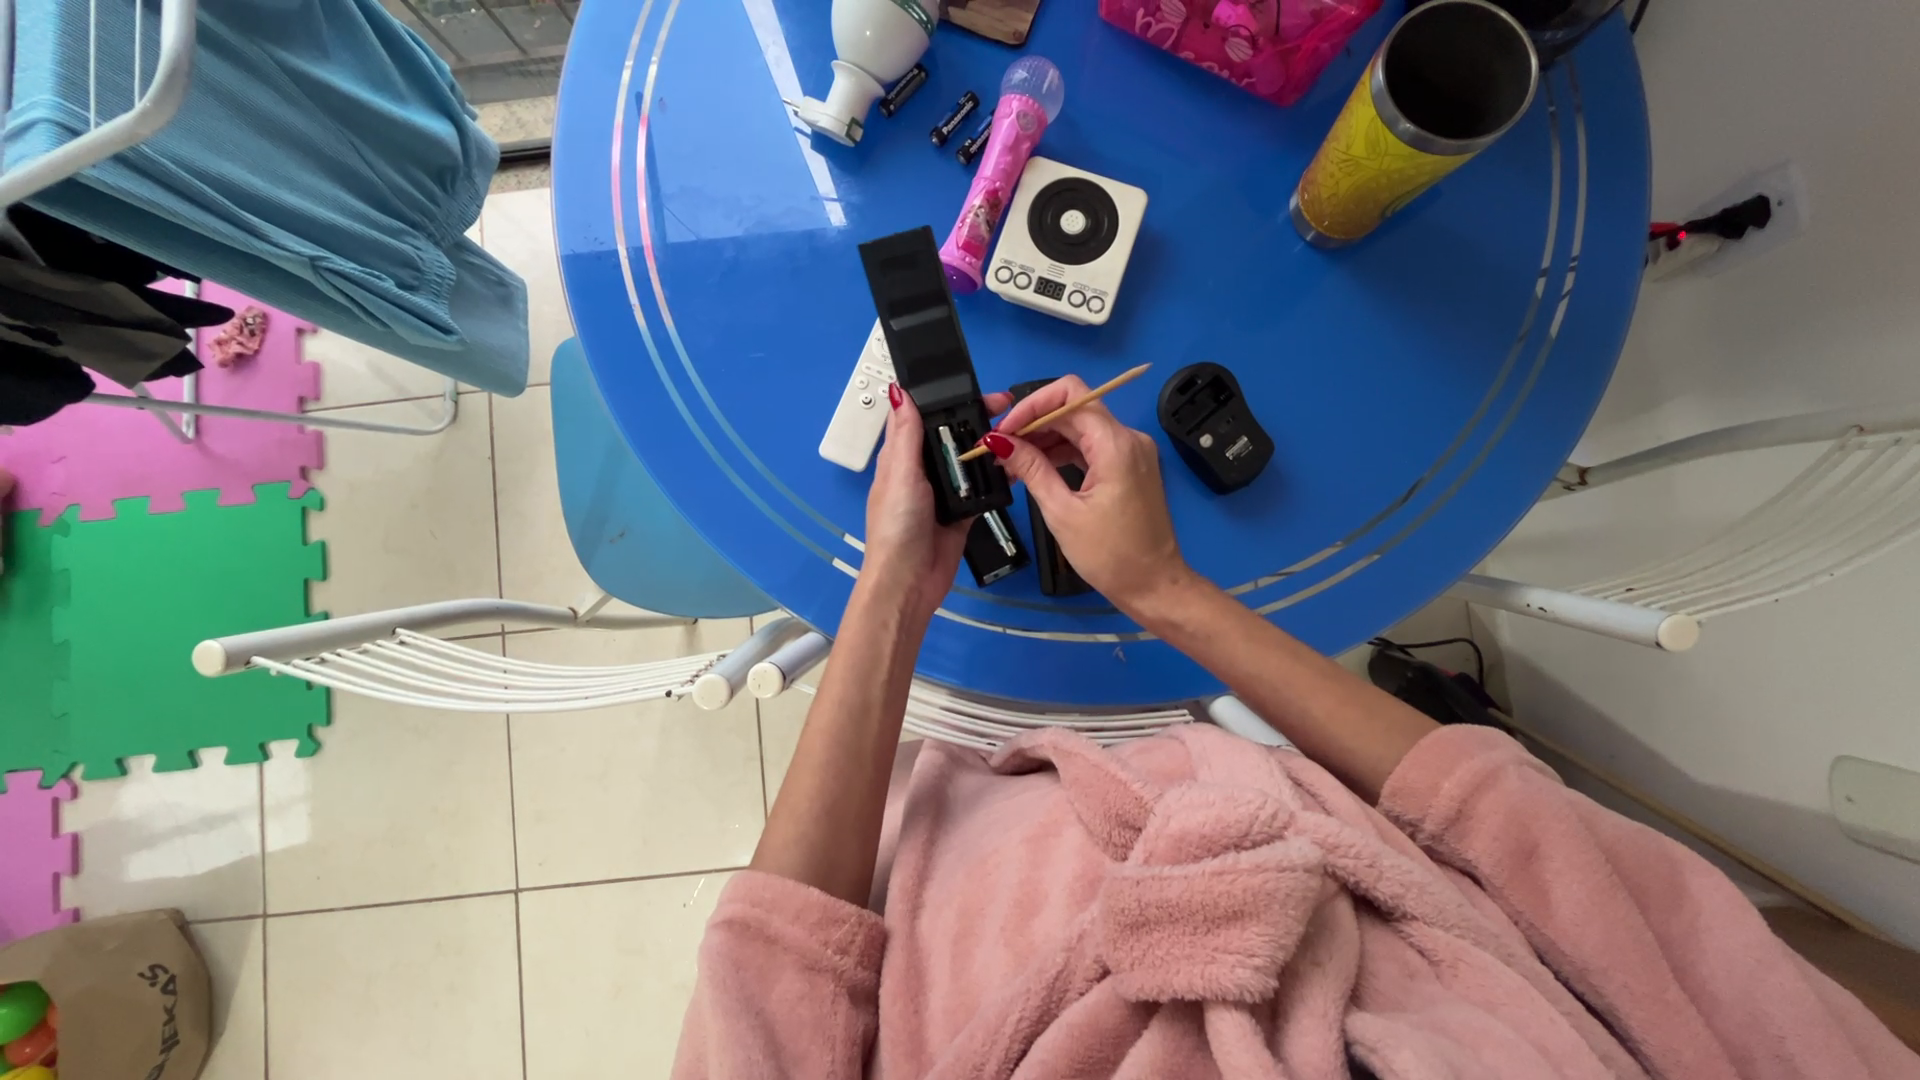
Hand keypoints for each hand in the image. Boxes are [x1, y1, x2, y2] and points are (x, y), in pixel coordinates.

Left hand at [861, 384, 1013, 618]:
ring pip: (969, 461)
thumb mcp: (900, 474)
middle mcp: (922, 471)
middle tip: (1008, 407)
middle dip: (976, 420)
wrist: (910, 583)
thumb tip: (898, 390)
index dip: (945, 398)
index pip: (923, 418)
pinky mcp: (963, 513)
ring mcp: (944, 492)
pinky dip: (997, 477)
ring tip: (1019, 431)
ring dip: (989, 447)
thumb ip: (906, 435)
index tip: (975, 386)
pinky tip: (1016, 464)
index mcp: (901, 457)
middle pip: (951, 437)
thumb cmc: (897, 527)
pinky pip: (982, 489)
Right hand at [982, 377, 1195, 615]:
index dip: (1031, 405)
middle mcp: (1128, 438)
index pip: (1070, 395)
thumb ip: (1032, 469)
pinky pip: (1090, 447)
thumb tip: (999, 442)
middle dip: (1033, 423)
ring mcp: (1131, 452)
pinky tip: (1035, 468)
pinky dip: (1062, 452)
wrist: (1154, 585)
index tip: (1004, 429)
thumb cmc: (1110, 555)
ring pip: (1080, 427)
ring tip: (1011, 462)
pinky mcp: (1129, 466)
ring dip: (1045, 439)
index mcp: (1116, 444)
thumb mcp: (1062, 512)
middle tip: (999, 446)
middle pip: (1074, 408)